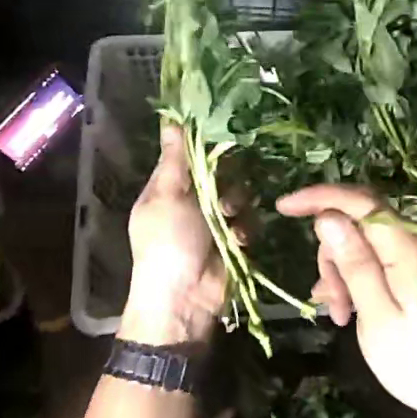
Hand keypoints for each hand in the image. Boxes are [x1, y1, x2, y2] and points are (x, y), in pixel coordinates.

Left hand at [121, 124, 224, 345]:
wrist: (185, 299)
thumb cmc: (168, 242)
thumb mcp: (167, 195)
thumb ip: (175, 158)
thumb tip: (169, 118)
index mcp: (167, 187)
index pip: (188, 154)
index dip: (203, 143)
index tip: (223, 129)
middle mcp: (191, 200)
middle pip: (219, 172)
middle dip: (226, 177)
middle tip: (225, 183)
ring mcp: (214, 221)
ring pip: (238, 194)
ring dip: (236, 204)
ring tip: (229, 217)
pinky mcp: (234, 239)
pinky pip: (249, 220)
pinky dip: (245, 228)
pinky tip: (239, 238)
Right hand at [276, 185, 416, 417]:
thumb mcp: (376, 317)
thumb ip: (354, 263)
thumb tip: (327, 217)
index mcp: (410, 249)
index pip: (360, 201)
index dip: (319, 196)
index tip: (284, 207)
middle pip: (361, 223)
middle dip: (333, 253)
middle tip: (326, 301)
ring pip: (370, 243)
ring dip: (346, 272)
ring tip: (339, 315)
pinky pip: (386, 260)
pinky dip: (364, 278)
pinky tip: (352, 310)